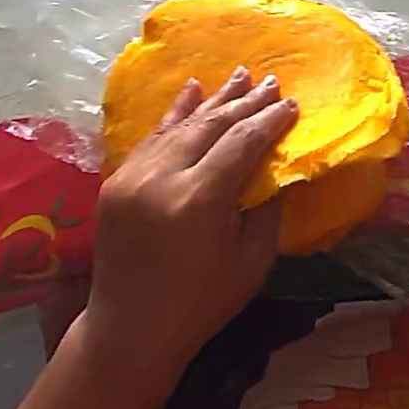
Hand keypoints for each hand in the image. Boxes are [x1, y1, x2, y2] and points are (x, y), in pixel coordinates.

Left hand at [78, 68, 297, 381]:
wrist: (128, 333)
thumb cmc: (201, 304)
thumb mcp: (251, 260)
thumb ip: (267, 205)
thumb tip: (279, 161)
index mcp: (198, 201)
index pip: (242, 143)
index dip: (269, 121)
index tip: (292, 104)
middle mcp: (162, 178)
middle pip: (213, 125)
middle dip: (247, 102)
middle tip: (271, 81)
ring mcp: (133, 176)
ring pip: (183, 124)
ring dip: (215, 98)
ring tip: (241, 75)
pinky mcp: (117, 179)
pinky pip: (153, 136)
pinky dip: (176, 111)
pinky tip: (193, 88)